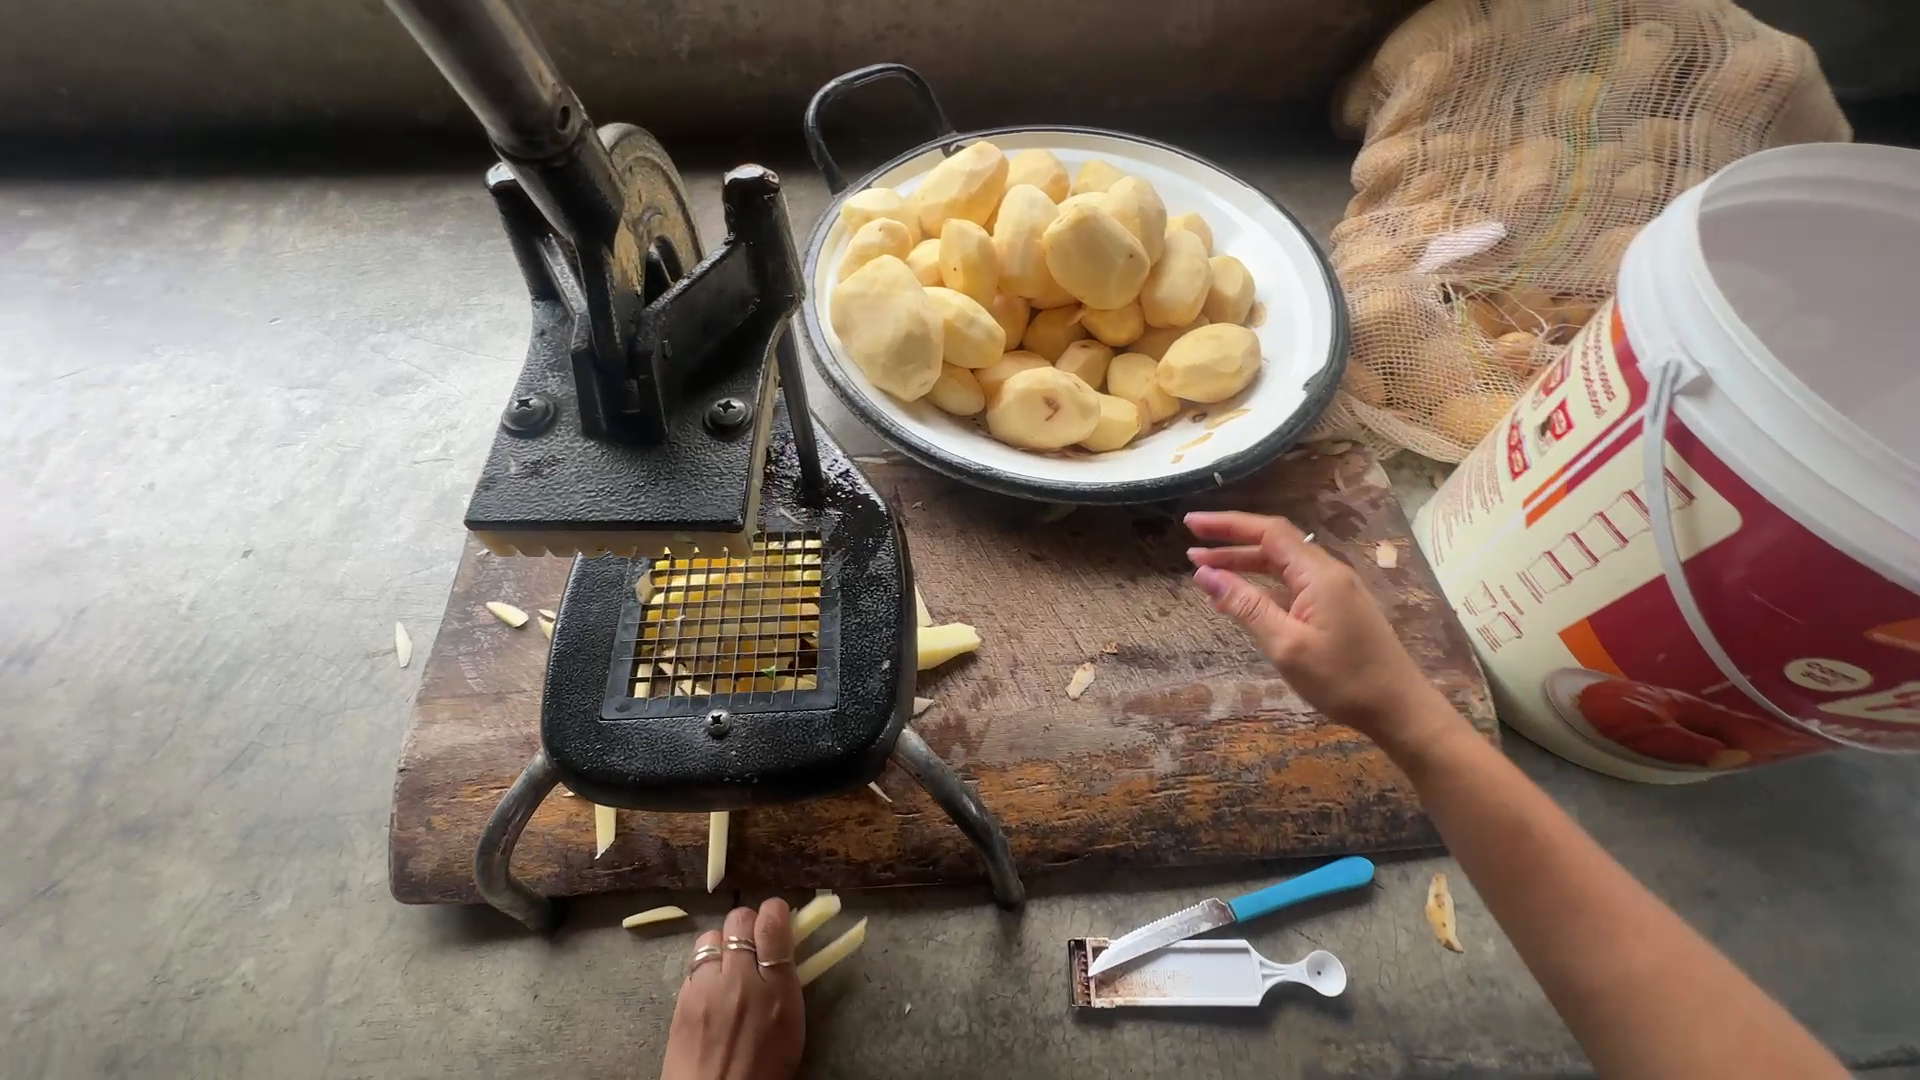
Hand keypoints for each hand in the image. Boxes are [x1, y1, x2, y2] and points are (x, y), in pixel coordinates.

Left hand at [661, 899, 803, 1079]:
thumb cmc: (763, 1070)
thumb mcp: (791, 1023)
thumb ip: (786, 979)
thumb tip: (783, 945)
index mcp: (776, 988)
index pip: (772, 923)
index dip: (775, 911)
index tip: (778, 916)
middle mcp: (740, 979)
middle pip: (740, 919)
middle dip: (748, 923)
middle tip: (754, 941)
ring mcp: (706, 987)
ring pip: (712, 935)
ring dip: (723, 942)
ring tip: (728, 963)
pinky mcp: (682, 999)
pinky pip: (694, 963)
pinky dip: (705, 966)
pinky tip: (711, 985)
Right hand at [1185, 511, 1452, 748]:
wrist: (1400, 710)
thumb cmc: (1343, 680)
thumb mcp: (1285, 645)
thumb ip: (1244, 605)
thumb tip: (1204, 574)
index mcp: (1319, 574)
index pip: (1268, 532)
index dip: (1227, 524)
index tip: (1191, 523)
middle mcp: (1328, 573)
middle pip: (1273, 544)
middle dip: (1230, 543)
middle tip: (1190, 547)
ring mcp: (1334, 591)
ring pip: (1281, 566)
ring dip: (1243, 565)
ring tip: (1205, 572)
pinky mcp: (1335, 609)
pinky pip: (1290, 585)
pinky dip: (1260, 586)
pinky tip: (1238, 599)